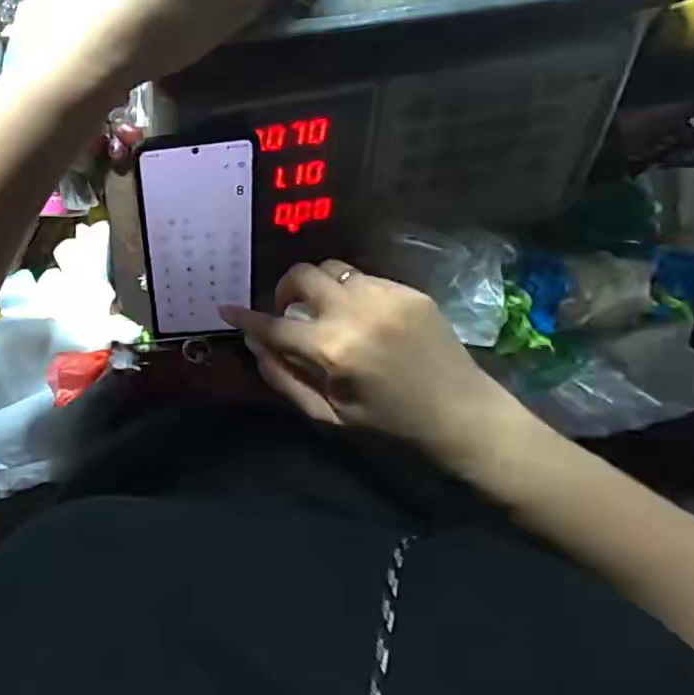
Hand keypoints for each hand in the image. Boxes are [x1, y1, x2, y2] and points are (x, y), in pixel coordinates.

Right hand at [223, 261, 524, 464]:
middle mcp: (356, 313)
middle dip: (284, 290)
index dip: (246, 318)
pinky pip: (363, 276)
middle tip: (288, 312)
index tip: (227, 310)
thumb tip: (253, 343)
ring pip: (332, 268)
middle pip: (302, 276)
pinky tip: (359, 315)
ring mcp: (387, 296)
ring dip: (317, 286)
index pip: (274, 325)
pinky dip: (349, 291)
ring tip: (324, 310)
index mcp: (333, 350)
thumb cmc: (390, 426)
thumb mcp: (327, 415)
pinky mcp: (410, 292)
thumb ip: (282, 376)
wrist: (466, 418)